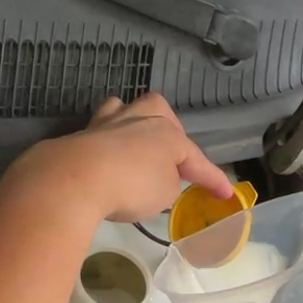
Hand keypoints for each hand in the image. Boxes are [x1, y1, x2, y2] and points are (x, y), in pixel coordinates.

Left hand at [7, 94, 232, 221]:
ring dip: (134, 123)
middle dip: (168, 128)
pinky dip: (107, 142)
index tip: (226, 194)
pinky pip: (100, 130)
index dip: (213, 178)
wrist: (75, 178)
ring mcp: (107, 124)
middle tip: (170, 155)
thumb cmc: (131, 186)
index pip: (196, 158)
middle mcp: (140, 120)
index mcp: (167, 134)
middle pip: (159, 111)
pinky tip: (106, 156)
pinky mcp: (81, 135)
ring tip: (135, 142)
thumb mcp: (163, 193)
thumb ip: (168, 183)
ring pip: (125, 109)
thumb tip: (158, 178)